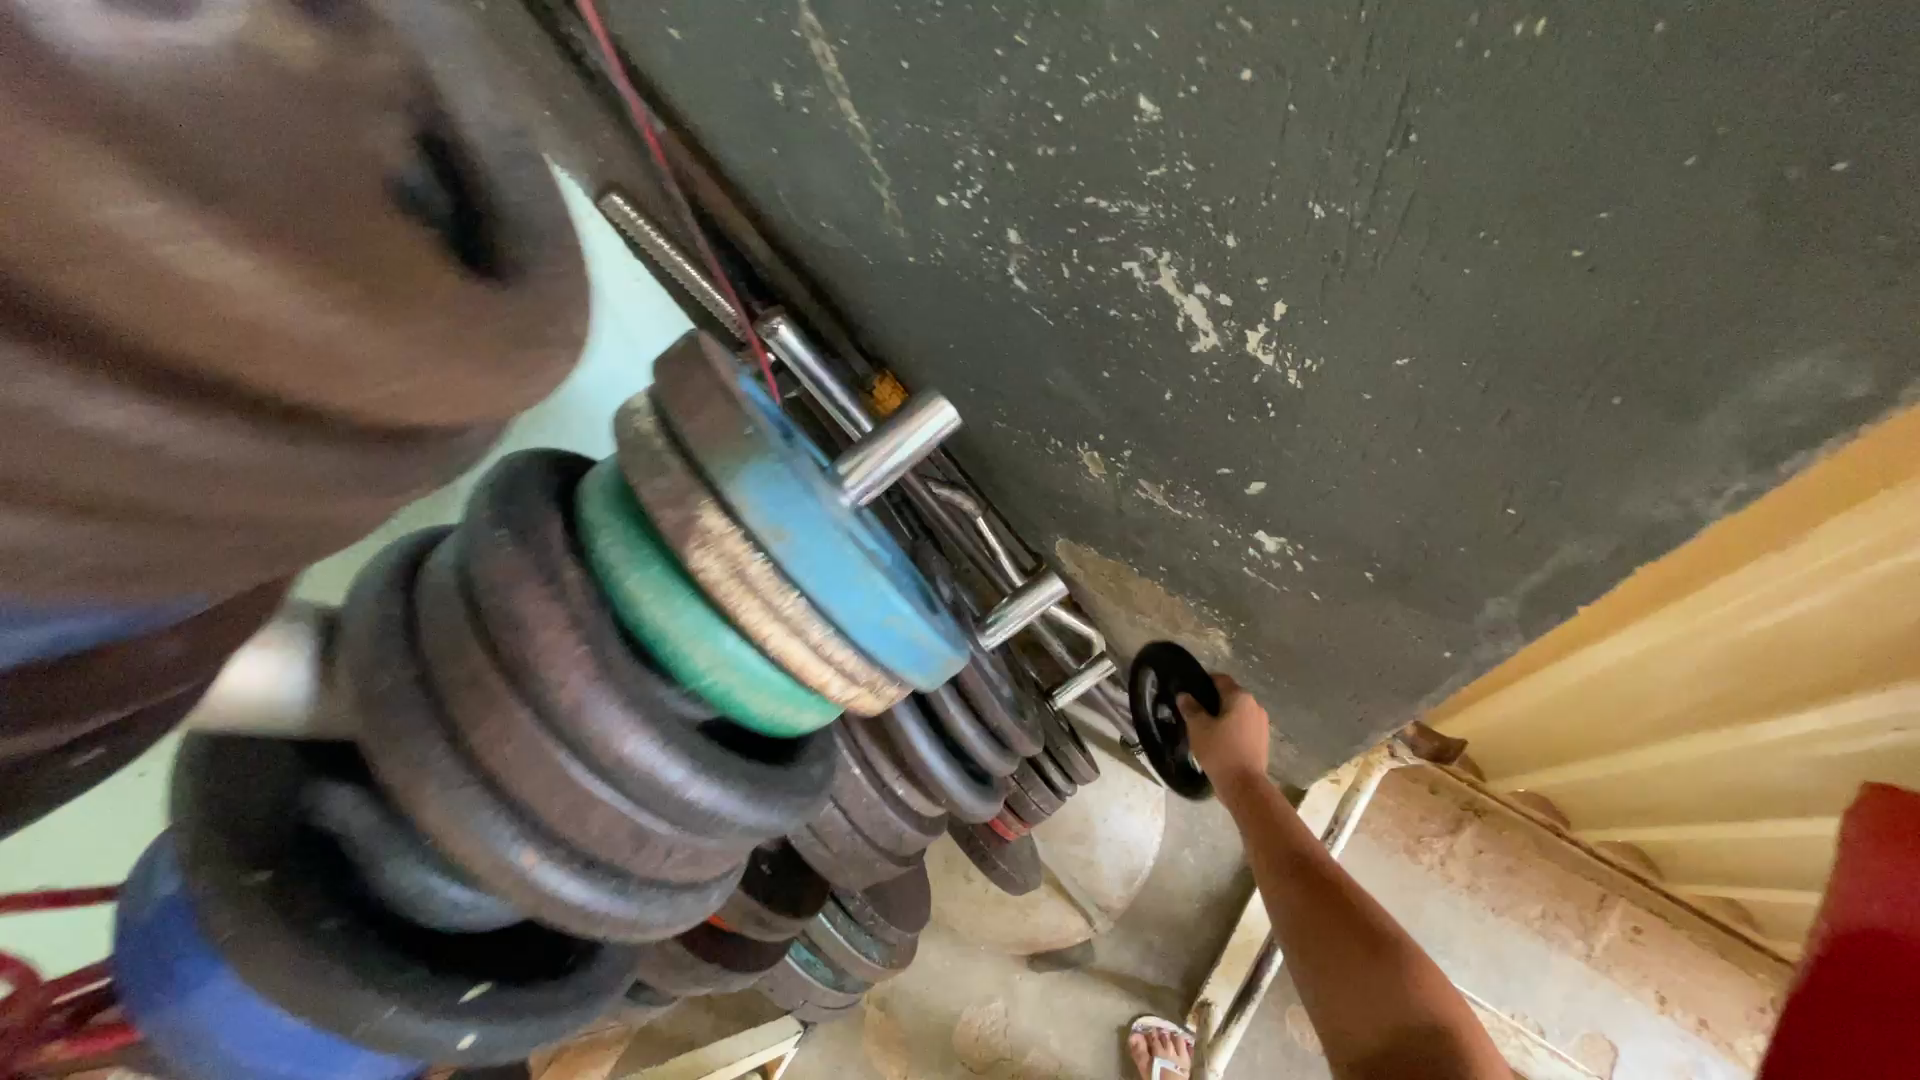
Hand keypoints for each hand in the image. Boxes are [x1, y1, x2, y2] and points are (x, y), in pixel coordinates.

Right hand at [1179, 673, 1269, 790]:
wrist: (1244, 785)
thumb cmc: (1219, 751)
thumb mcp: (1198, 727)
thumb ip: (1190, 707)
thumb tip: (1184, 695)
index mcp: (1240, 697)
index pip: (1220, 679)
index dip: (1204, 681)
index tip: (1190, 691)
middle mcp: (1255, 705)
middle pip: (1230, 695)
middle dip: (1213, 700)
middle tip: (1194, 711)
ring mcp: (1262, 723)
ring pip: (1238, 712)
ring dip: (1224, 715)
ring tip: (1206, 727)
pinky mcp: (1263, 739)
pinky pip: (1244, 726)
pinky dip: (1233, 728)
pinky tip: (1220, 740)